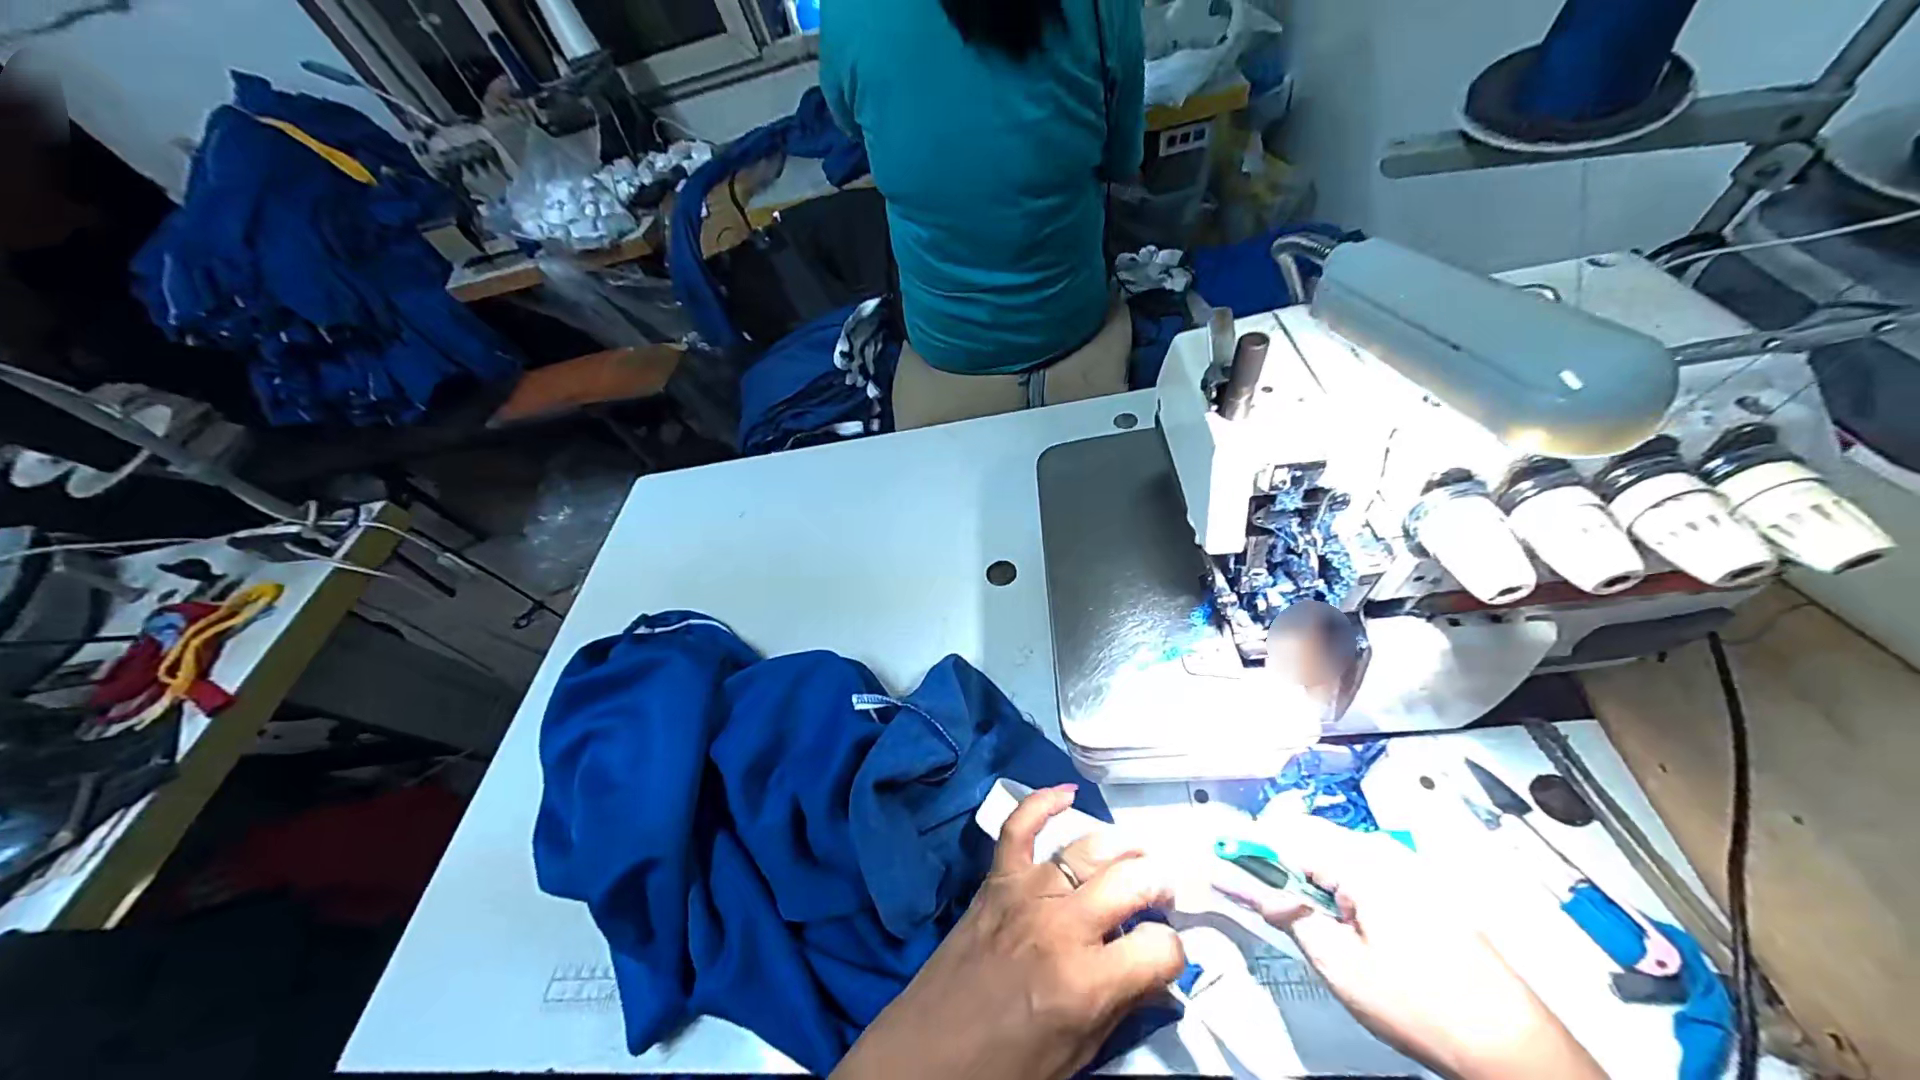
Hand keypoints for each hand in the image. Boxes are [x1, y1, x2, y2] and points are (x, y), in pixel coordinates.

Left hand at [832, 785, 1186, 1079]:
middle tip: (1161, 898)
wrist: (928, 1053)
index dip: (1173, 953)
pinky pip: (1019, 826)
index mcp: (1086, 981)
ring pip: (1087, 849)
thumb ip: (1123, 1007)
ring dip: (1121, 850)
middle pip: (1131, 883)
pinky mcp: (996, 879)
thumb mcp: (1078, 1053)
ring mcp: (1025, 893)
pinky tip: (1066, 793)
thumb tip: (1162, 979)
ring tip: (1134, 861)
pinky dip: (1042, 802)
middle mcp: (1060, 925)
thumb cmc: (1005, 1066)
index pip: (1160, 948)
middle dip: (1159, 887)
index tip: (1164, 958)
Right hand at [1216, 816, 1605, 1079]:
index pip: (1284, 837)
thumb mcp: (1342, 966)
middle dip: (1276, 862)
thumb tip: (1250, 887)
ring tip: (1301, 917)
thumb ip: (1290, 916)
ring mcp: (1406, 866)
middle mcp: (1385, 852)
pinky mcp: (1419, 884)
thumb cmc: (1427, 1009)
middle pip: (1306, 835)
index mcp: (1363, 864)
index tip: (1221, 863)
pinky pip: (1358, 866)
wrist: (1514, 1048)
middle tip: (1258, 897)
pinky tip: (1338, 920)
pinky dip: (1333, 883)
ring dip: (1305, 874)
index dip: (1247, 850)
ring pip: (1331, 851)